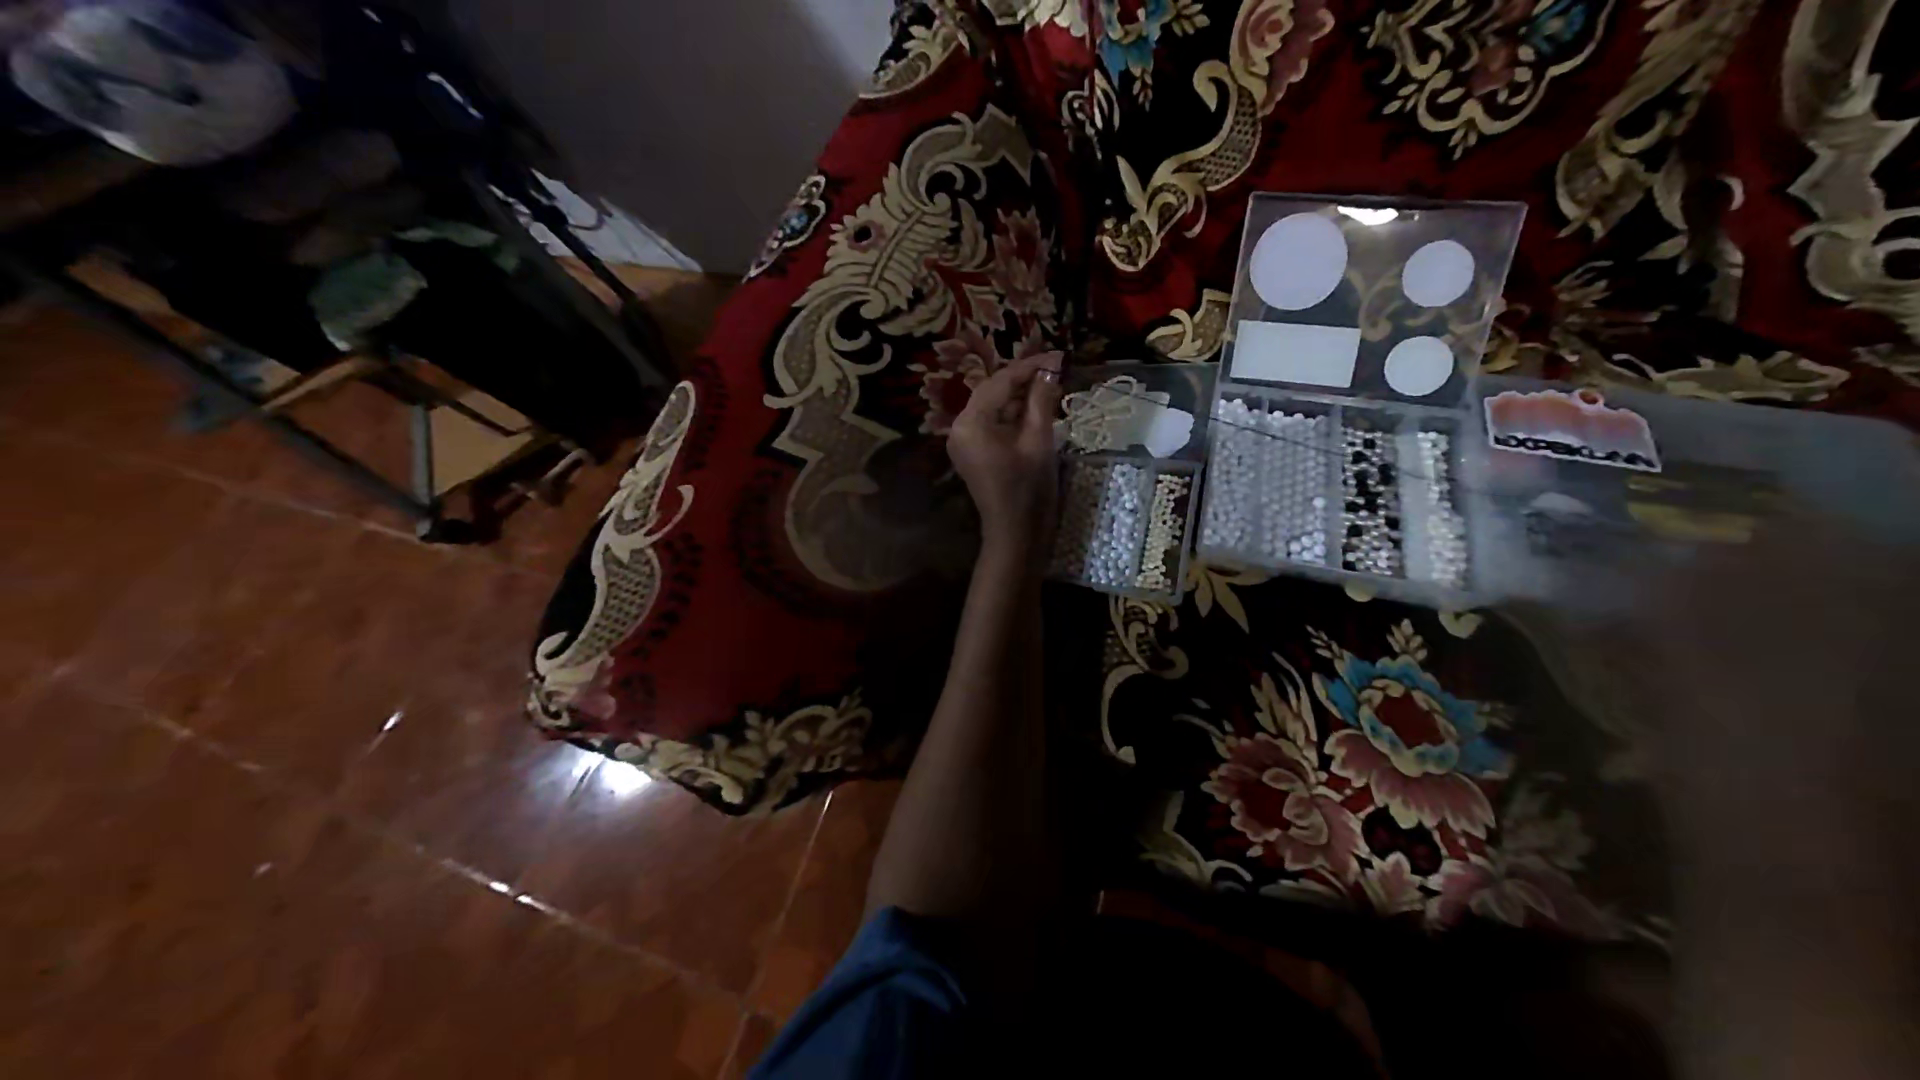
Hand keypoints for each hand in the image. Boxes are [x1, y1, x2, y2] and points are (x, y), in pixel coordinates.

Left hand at [948, 352, 1063, 553]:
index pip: (1001, 381)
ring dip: (1020, 395)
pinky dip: (1013, 413)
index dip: (1031, 366)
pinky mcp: (973, 452)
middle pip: (993, 390)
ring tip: (1052, 385)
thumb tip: (1051, 368)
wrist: (1015, 534)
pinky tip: (1036, 408)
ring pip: (993, 405)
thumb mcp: (1039, 440)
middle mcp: (960, 427)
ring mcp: (964, 440)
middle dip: (1024, 378)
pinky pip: (992, 422)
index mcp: (971, 422)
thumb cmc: (1028, 489)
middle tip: (1057, 368)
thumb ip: (1042, 400)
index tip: (1060, 356)